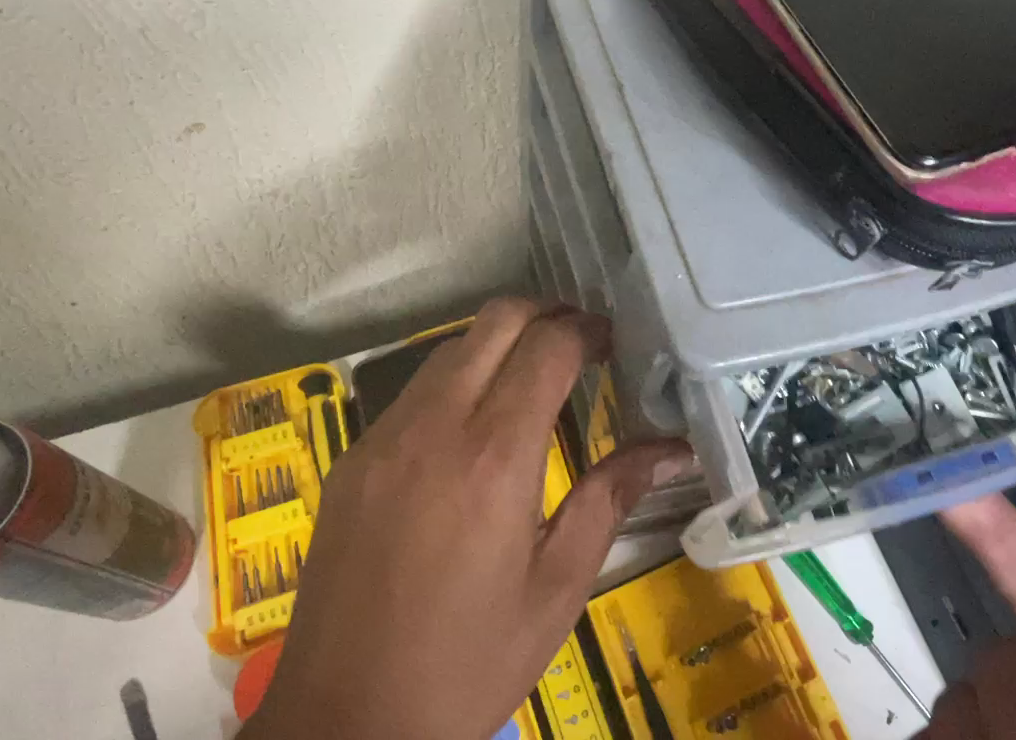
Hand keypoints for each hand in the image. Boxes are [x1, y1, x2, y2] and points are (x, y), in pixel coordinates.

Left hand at [241, 299, 692, 739]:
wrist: (345, 723)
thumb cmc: (470, 663)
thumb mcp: (557, 588)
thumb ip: (610, 498)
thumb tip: (670, 449)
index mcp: (494, 457)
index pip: (547, 346)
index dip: (586, 329)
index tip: (613, 343)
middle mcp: (433, 427)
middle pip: (493, 321)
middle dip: (545, 315)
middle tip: (581, 346)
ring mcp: (382, 438)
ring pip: (449, 349)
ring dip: (498, 346)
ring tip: (534, 384)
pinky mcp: (351, 459)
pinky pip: (412, 392)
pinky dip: (456, 383)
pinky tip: (473, 433)